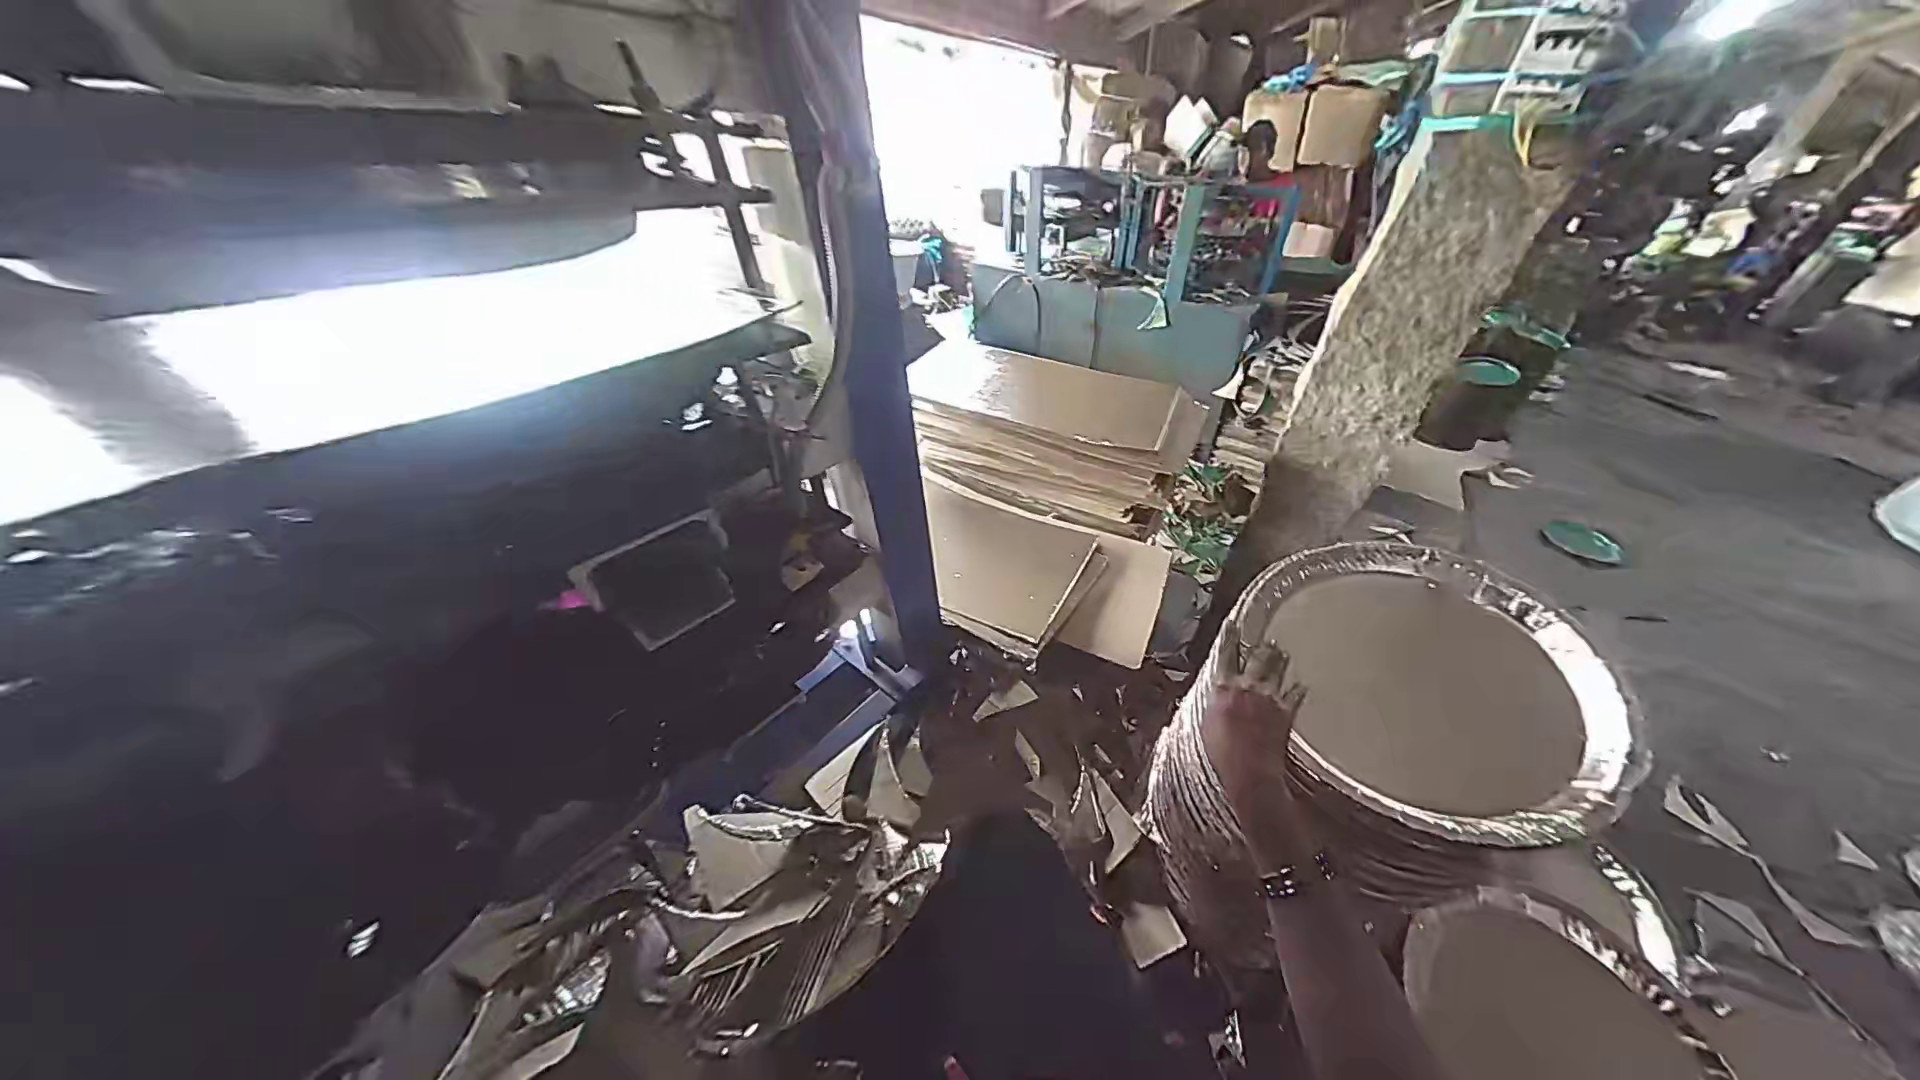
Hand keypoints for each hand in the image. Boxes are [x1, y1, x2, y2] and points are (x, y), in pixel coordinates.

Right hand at [1199, 622, 1310, 870]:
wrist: (1249, 777)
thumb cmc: (1217, 755)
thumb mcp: (1201, 727)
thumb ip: (1208, 707)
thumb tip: (1209, 700)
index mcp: (1224, 689)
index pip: (1226, 655)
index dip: (1229, 638)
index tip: (1233, 624)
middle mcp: (1249, 689)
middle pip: (1257, 659)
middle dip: (1262, 648)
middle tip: (1267, 639)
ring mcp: (1270, 702)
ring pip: (1277, 672)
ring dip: (1280, 662)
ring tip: (1283, 652)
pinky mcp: (1286, 718)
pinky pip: (1294, 697)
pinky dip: (1297, 690)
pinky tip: (1301, 685)